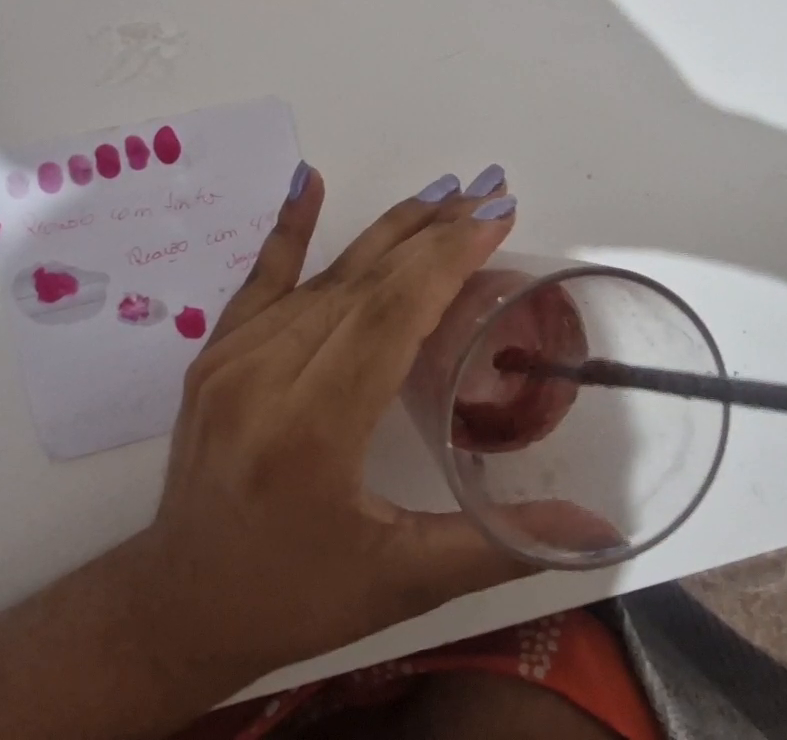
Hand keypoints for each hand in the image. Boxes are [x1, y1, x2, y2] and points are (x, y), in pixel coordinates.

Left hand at [128, 166, 550, 683]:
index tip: (497, 215)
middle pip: (362, 286)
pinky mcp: (212, 357)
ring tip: (445, 195)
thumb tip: (607, 534)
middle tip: (490, 192)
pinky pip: (259, 280)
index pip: (391, 317)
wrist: (179, 605)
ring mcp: (230, 361)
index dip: (448, 259)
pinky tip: (310, 181)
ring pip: (323, 279)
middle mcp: (264, 379)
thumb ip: (503, 544)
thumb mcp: (403, 581)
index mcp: (313, 430)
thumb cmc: (295, 598)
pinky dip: (289, 229)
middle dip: (433, 234)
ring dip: (388, 233)